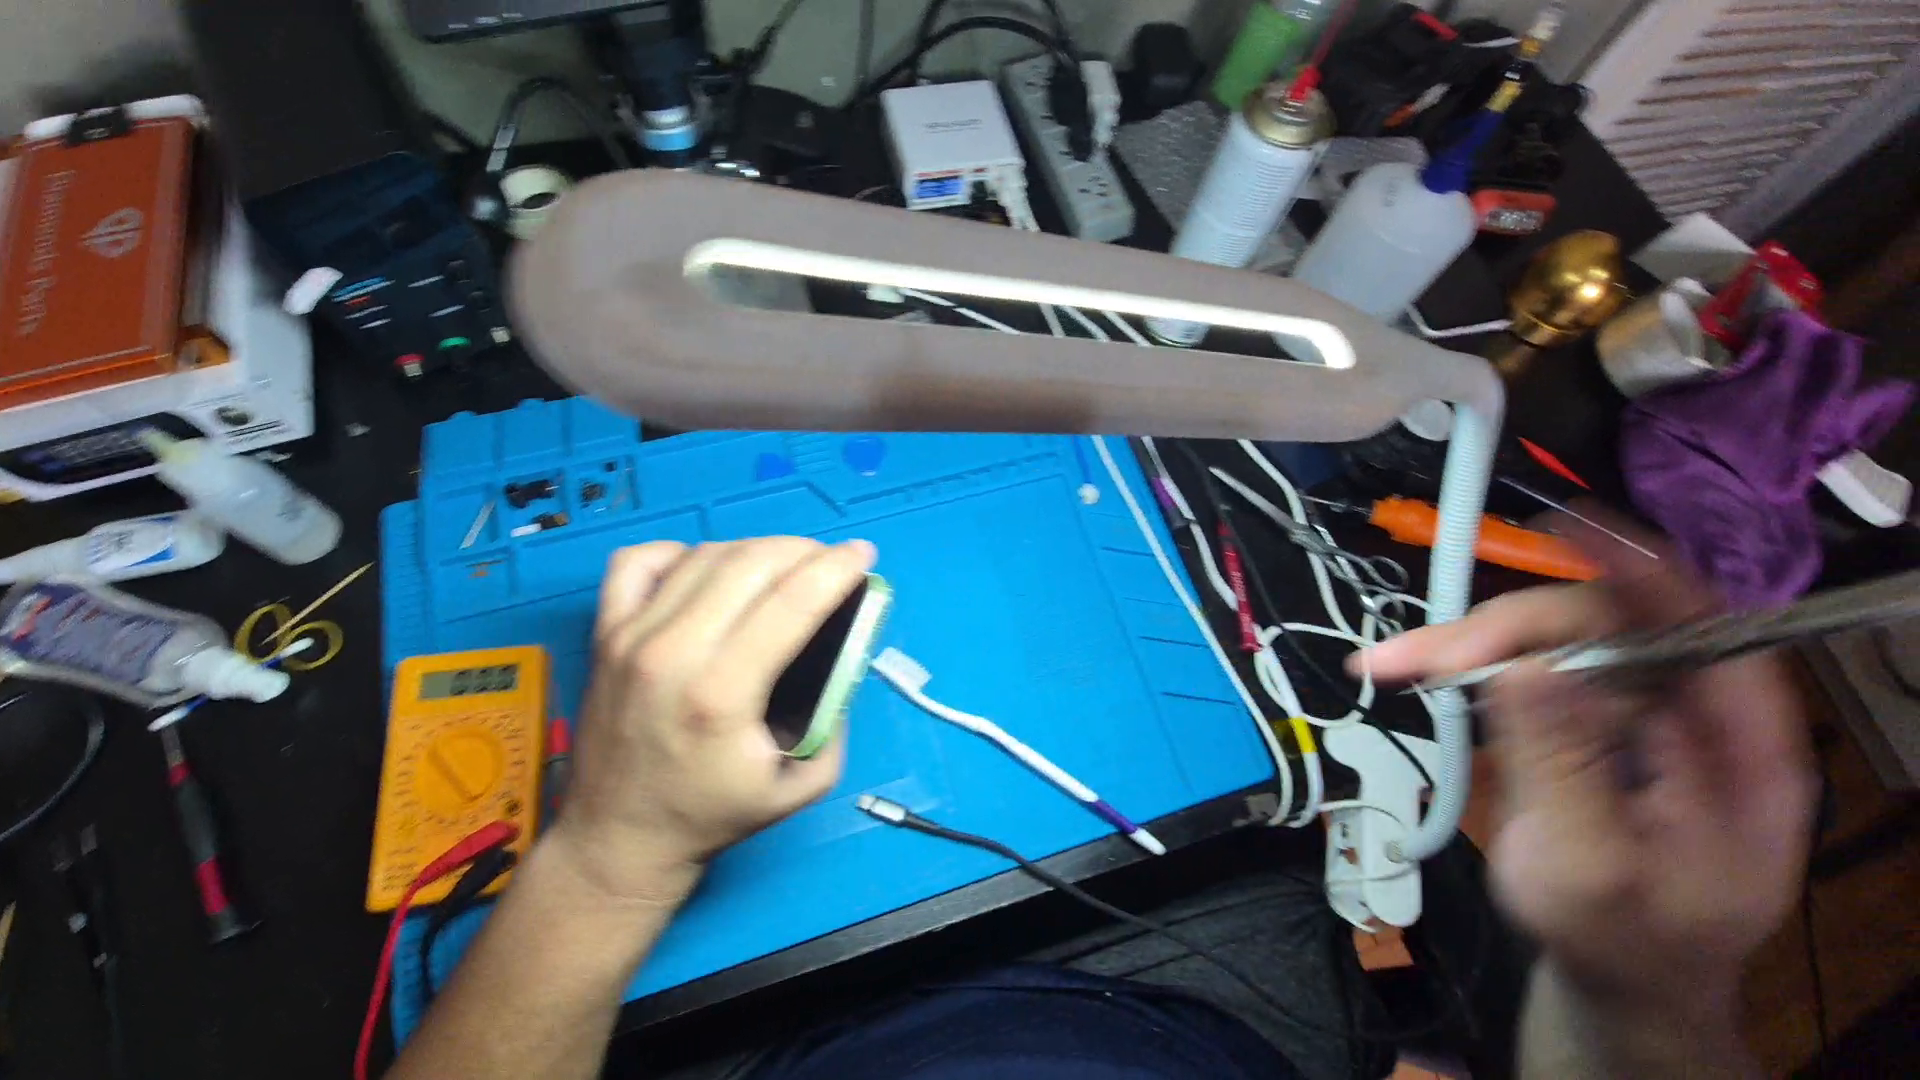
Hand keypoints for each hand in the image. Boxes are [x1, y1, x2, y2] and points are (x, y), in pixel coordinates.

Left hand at [549, 537, 875, 903]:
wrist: (619, 837)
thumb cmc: (711, 815)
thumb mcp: (800, 787)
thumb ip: (836, 720)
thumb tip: (843, 653)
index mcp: (722, 694)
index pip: (791, 602)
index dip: (836, 569)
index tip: (863, 555)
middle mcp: (672, 652)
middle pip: (750, 563)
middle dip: (803, 550)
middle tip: (829, 562)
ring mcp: (630, 636)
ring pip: (704, 554)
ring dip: (756, 549)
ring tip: (783, 565)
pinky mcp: (605, 632)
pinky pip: (639, 561)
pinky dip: (682, 552)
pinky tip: (708, 571)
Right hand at [1358, 522, 1816, 1012]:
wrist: (1612, 971)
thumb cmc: (1621, 937)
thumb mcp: (1594, 866)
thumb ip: (1566, 766)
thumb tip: (1528, 664)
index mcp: (1734, 744)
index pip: (1701, 624)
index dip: (1637, 569)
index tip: (1559, 537)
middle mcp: (1683, 708)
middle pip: (1599, 625)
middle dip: (1504, 627)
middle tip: (1421, 655)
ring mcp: (1622, 709)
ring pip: (1544, 640)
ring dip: (1464, 641)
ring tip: (1389, 662)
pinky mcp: (1570, 716)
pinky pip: (1516, 667)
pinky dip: (1457, 661)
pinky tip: (1406, 667)